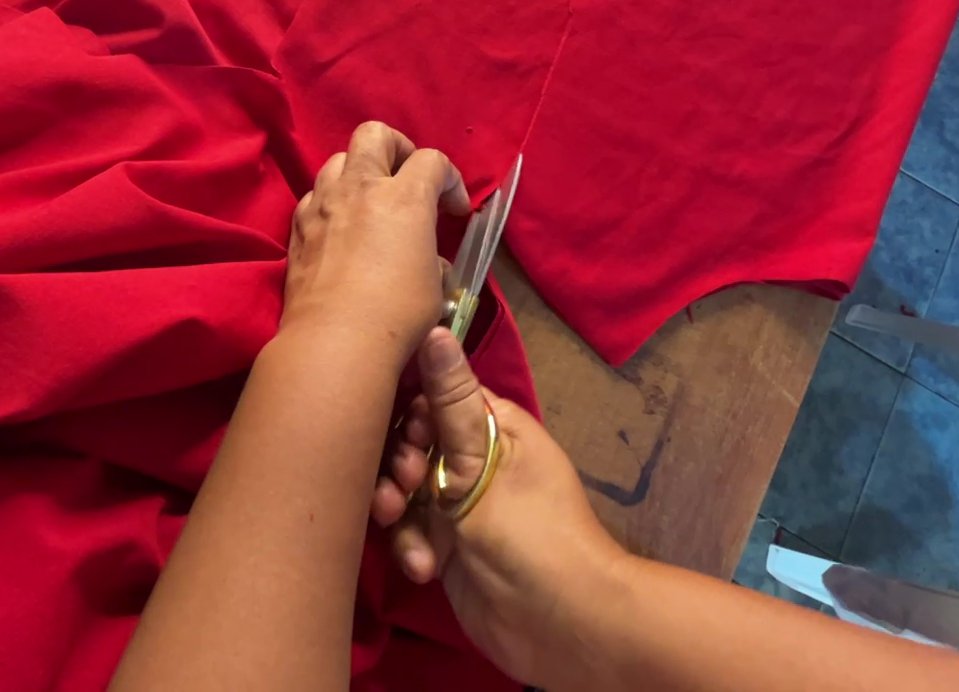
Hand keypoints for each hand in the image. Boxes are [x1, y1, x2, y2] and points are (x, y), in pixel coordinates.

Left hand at [280, 122, 469, 362]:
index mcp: (403, 197)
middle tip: (406, 179)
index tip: (454, 212)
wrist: (335, 339)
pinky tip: (339, 230)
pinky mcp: (297, 226)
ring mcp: (322, 203)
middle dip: (397, 149)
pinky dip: (330, 203)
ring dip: (358, 173)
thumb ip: (432, 258)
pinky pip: (314, 196)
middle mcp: (360, 187)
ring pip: (337, 160)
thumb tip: (427, 262)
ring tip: (369, 203)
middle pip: (375, 134)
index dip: (450, 181)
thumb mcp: (434, 285)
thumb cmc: (397, 313)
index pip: (432, 160)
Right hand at [372, 328, 625, 688]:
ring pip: (399, 488)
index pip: (431, 396)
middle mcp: (468, 458)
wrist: (563, 630)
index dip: (408, 413)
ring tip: (402, 523)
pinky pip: (407, 531)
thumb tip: (434, 328)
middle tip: (402, 488)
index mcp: (491, 425)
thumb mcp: (484, 461)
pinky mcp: (441, 545)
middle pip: (407, 443)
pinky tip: (425, 567)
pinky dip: (410, 547)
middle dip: (394, 465)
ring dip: (395, 507)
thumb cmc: (531, 531)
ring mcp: (454, 504)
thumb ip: (451, 400)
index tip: (407, 436)